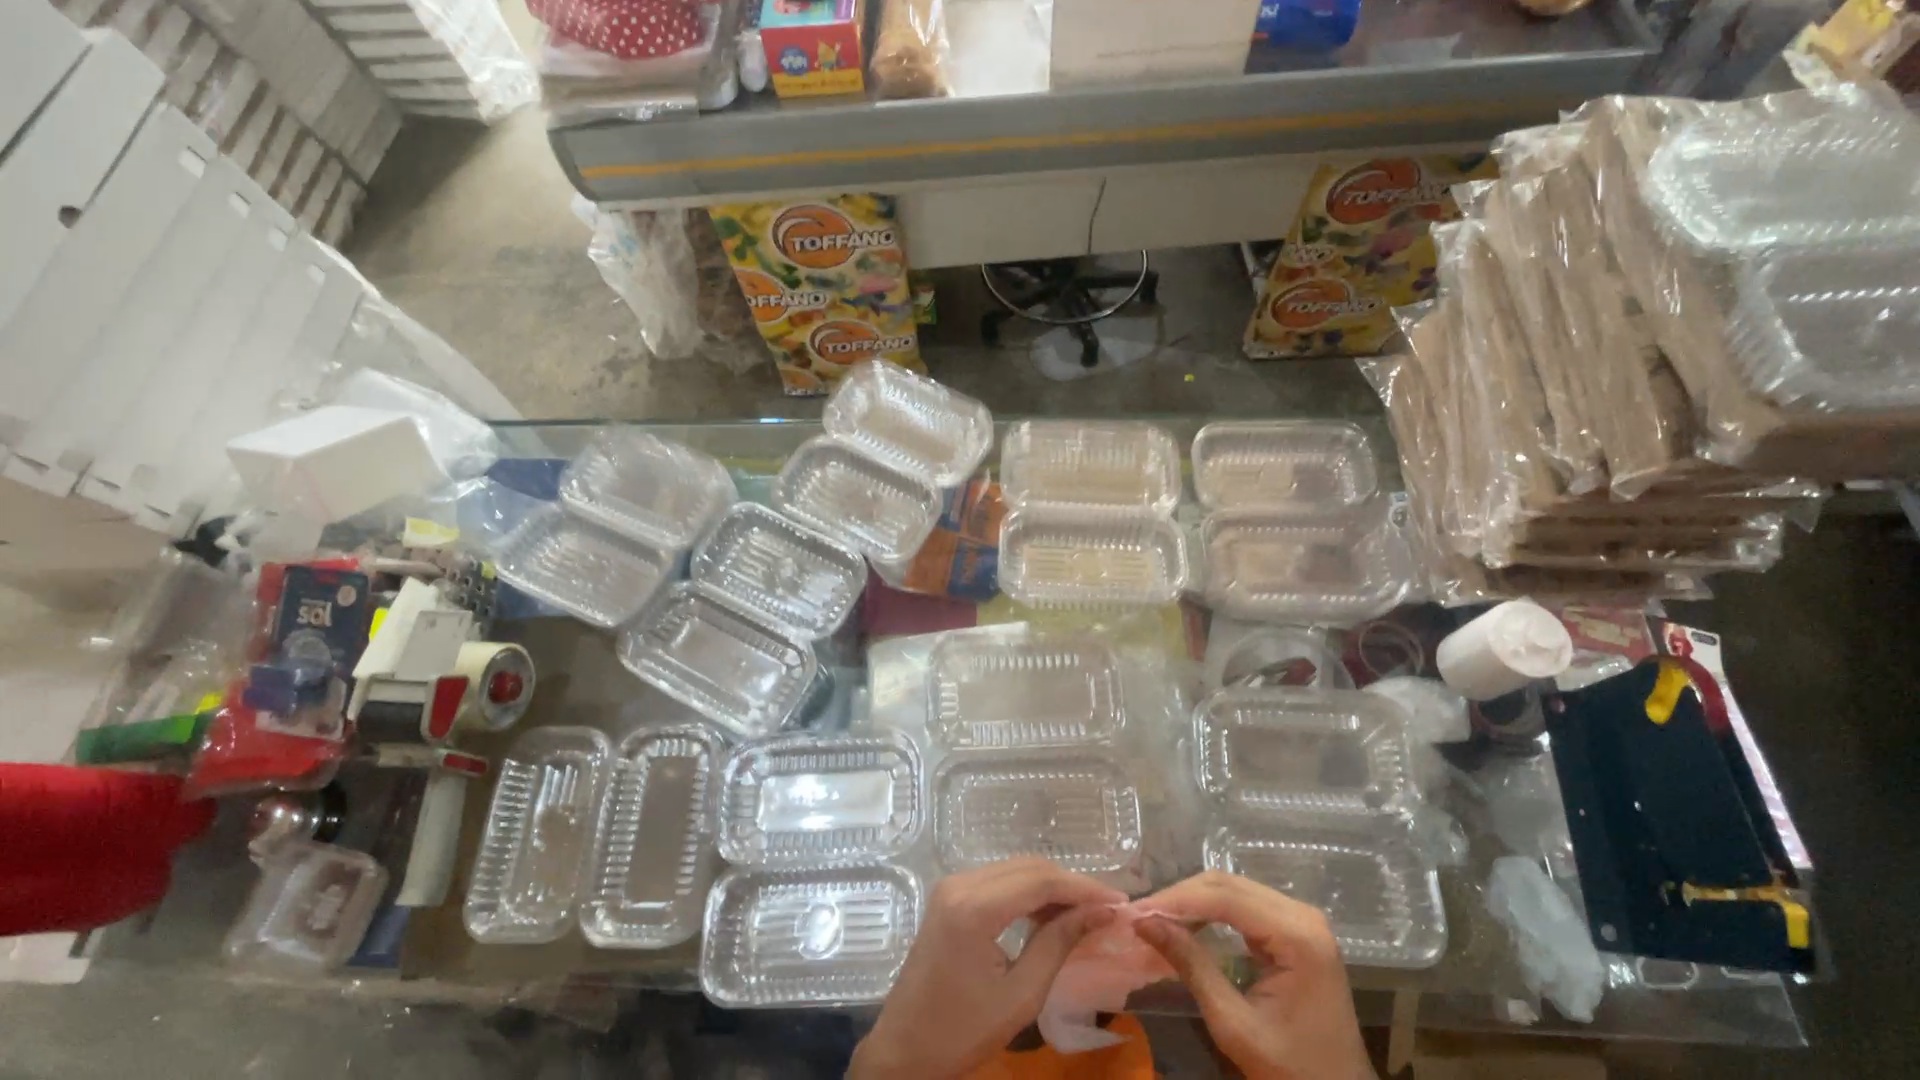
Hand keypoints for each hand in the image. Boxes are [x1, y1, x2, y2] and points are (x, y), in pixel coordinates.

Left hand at [850, 858, 1126, 1078]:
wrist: (904, 1047)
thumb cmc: (962, 1030)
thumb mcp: (1021, 994)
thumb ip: (1059, 944)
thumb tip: (1101, 912)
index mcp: (974, 908)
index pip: (1041, 881)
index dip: (1084, 888)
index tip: (1120, 903)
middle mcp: (960, 884)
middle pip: (1028, 868)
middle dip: (1071, 884)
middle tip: (1107, 909)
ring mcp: (951, 887)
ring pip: (1015, 870)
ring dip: (1052, 886)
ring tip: (1087, 913)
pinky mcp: (949, 897)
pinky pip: (998, 881)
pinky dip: (1029, 892)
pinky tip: (1051, 915)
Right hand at [1137, 872, 1375, 1079]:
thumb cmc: (1290, 1071)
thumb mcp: (1233, 1023)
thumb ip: (1191, 966)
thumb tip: (1144, 923)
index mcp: (1298, 935)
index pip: (1225, 898)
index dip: (1177, 901)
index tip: (1136, 913)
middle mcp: (1303, 915)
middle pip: (1229, 885)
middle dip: (1180, 897)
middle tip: (1140, 915)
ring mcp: (1302, 921)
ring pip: (1234, 890)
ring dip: (1192, 901)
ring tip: (1155, 918)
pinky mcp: (1295, 931)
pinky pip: (1245, 906)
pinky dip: (1210, 911)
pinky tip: (1185, 923)